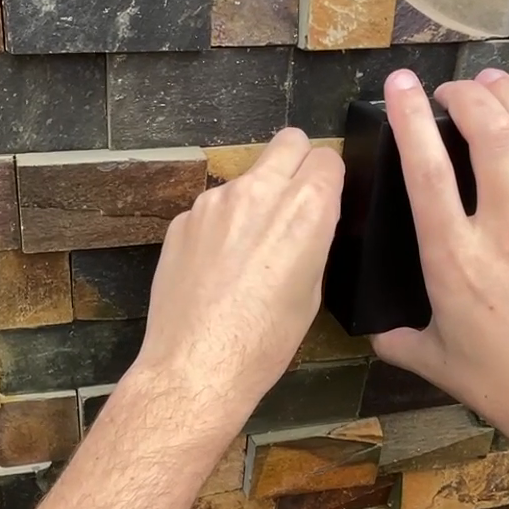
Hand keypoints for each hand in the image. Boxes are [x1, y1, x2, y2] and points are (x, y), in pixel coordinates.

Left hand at [127, 128, 342, 436]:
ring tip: (244, 254)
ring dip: (252, 199)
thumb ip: (313, 240)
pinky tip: (212, 269)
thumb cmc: (266, 341)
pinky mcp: (181, 220)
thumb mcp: (312, 292)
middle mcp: (258, 190)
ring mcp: (212, 202)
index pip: (327, 158)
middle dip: (295, 164)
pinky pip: (210, 209)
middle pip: (287, 142)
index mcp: (305, 208)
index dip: (328, 181)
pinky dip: (218, 226)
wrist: (196, 366)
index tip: (323, 204)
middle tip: (289, 207)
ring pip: (245, 178)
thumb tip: (306, 224)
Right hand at [370, 68, 508, 471]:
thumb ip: (396, 339)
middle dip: (468, 96)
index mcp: (453, 259)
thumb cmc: (499, 383)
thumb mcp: (433, 360)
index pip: (427, 170)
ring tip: (494, 83)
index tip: (401, 86)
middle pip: (490, 134)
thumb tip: (375, 332)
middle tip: (452, 89)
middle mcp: (504, 230)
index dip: (411, 118)